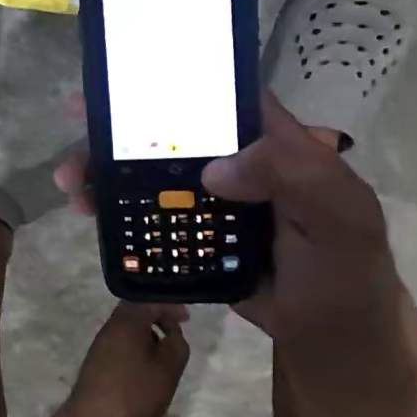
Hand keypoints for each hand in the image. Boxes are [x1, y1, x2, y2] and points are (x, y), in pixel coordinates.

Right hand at [53, 93, 403, 345]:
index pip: (217, 97)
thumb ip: (291, 173)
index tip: (117, 82)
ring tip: (73, 185)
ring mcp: (213, 199)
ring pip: (152, 173)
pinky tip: (90, 213)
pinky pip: (152, 215)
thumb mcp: (338, 213)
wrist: (331, 334)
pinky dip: (119, 211)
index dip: (170, 82)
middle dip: (119, 132)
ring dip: (109, 172)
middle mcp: (236, 160)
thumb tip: (214, 170)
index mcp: (271, 140)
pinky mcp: (196, 235)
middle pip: (169, 133)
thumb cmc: (344, 267)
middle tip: (76, 137)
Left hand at [60, 302, 189, 416]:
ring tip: (164, 360)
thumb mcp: (169, 367)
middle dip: (158, 321)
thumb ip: (177, 344)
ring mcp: (100, 348)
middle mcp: (110, 328)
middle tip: (175, 337)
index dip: (171, 306)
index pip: (150, 300)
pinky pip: (121, 349)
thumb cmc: (135, 392)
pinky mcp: (96, 368)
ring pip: (128, 333)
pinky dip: (137, 354)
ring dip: (147, 339)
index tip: (186, 320)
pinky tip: (146, 375)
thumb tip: (172, 334)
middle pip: (136, 314)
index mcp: (127, 319)